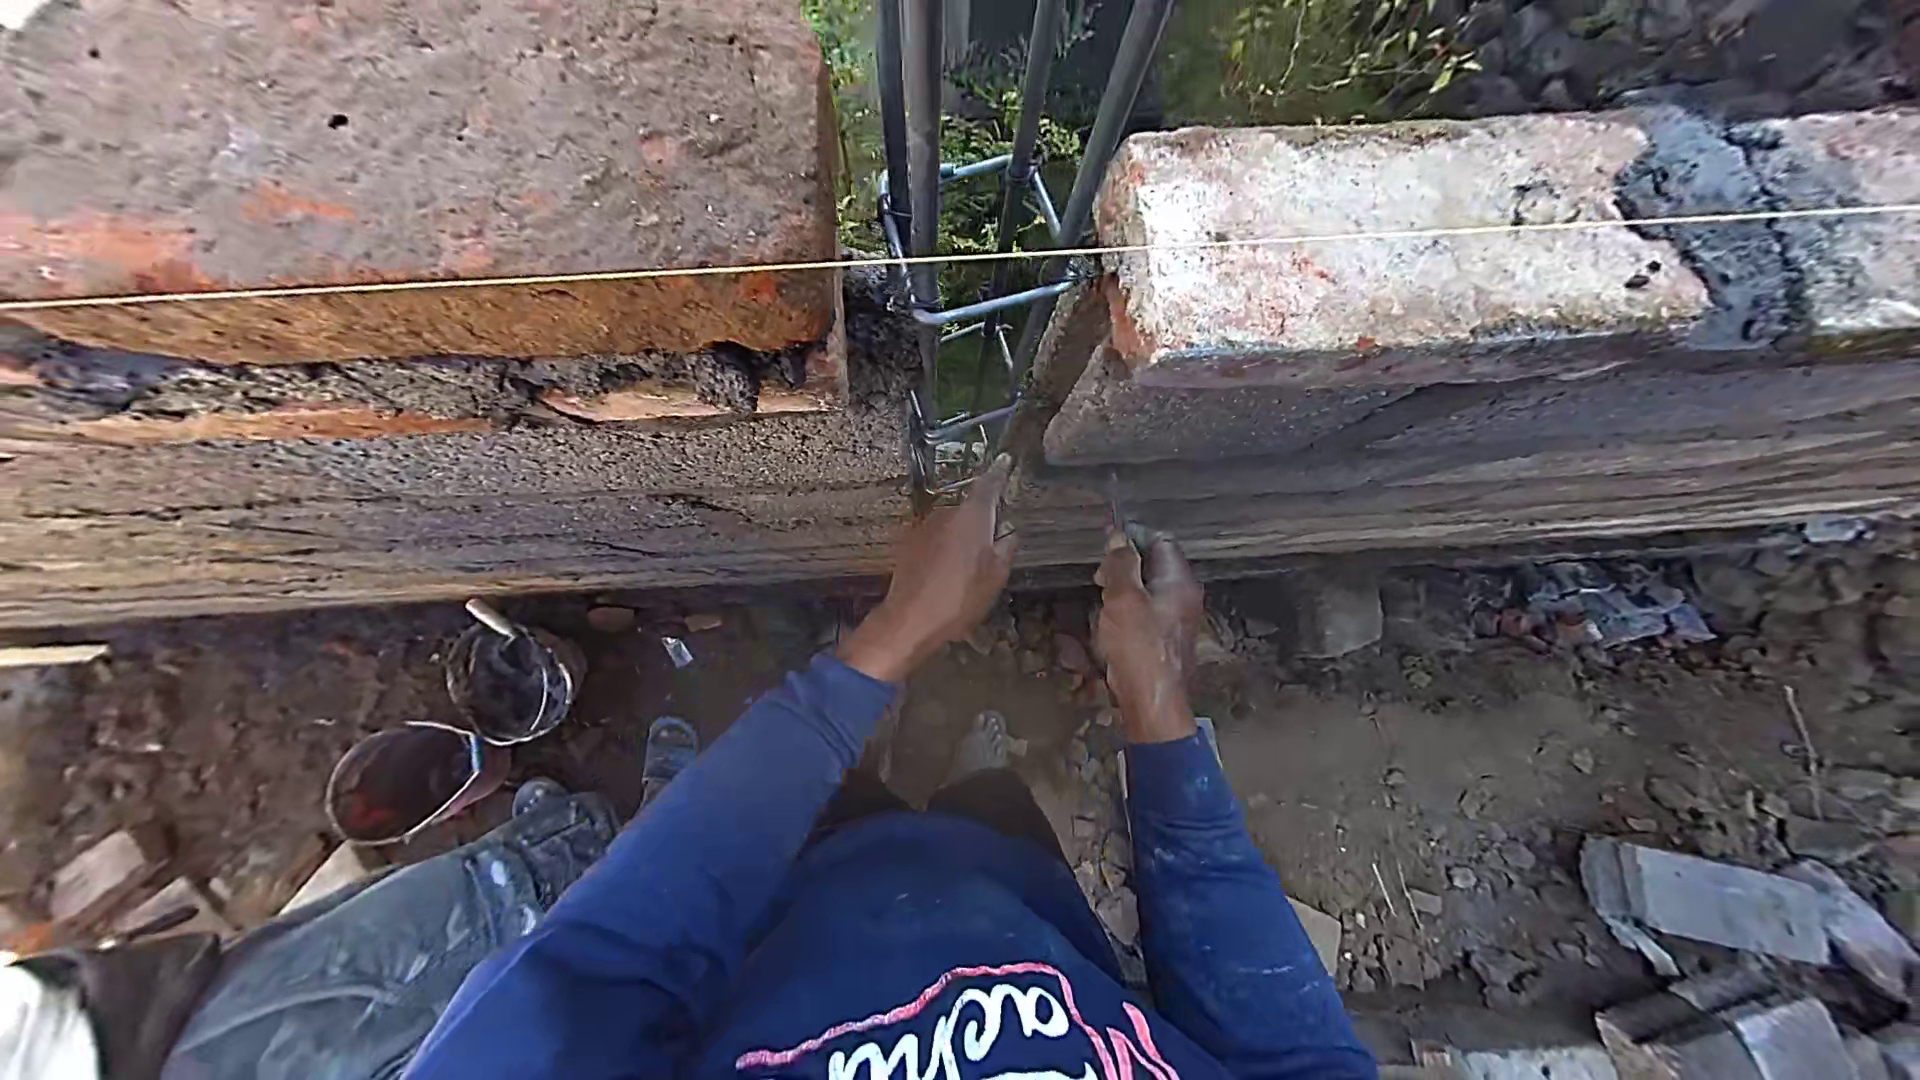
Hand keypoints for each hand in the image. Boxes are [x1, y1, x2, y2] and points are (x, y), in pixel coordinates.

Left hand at [837, 455, 1017, 682]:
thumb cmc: (960, 597)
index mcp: (972, 516)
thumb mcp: (996, 575)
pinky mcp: (908, 543)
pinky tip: (946, 573)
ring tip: (968, 568)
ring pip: (951, 524)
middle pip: (969, 507)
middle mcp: (945, 513)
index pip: (989, 484)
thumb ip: (1006, 546)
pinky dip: (944, 549)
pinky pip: (935, 538)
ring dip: (961, 537)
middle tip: (992, 547)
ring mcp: (923, 526)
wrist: (910, 619)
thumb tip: (1008, 530)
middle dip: (981, 521)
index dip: (1000, 472)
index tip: (1005, 461)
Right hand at [1094, 530, 1203, 743]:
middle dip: (1122, 566)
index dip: (1133, 537)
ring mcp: (1173, 621)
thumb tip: (1118, 537)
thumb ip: (1120, 564)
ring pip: (1144, 592)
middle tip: (1098, 576)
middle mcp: (1182, 599)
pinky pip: (1141, 615)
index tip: (1107, 542)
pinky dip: (1123, 612)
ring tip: (1099, 599)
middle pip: (1152, 566)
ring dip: (1119, 590)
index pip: (1161, 542)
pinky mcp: (1161, 641)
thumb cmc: (1138, 647)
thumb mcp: (1123, 598)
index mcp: (1179, 582)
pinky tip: (1107, 622)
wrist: (1151, 702)